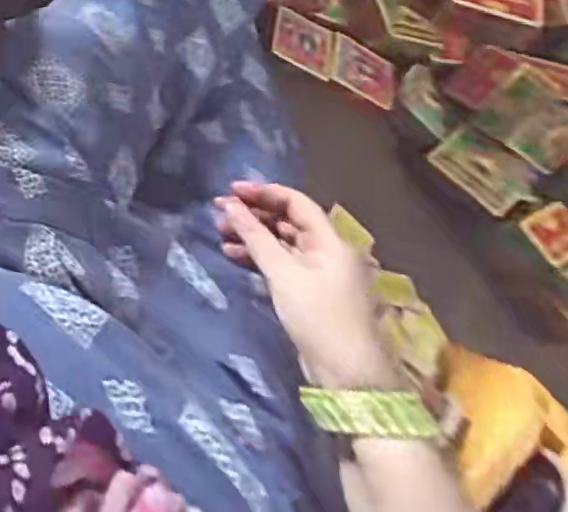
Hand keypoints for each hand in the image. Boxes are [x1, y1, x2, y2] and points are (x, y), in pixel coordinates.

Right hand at [213, 181, 395, 390]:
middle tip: (220, 211)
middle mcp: (327, 250)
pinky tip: (233, 254)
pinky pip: (281, 261)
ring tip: (221, 232)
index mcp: (330, 240)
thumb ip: (254, 235)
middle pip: (286, 220)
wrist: (347, 376)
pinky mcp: (309, 290)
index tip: (231, 190)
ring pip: (281, 241)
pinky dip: (258, 255)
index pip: (295, 202)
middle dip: (252, 213)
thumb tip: (229, 204)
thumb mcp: (282, 272)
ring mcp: (319, 272)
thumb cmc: (317, 316)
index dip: (262, 192)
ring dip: (252, 234)